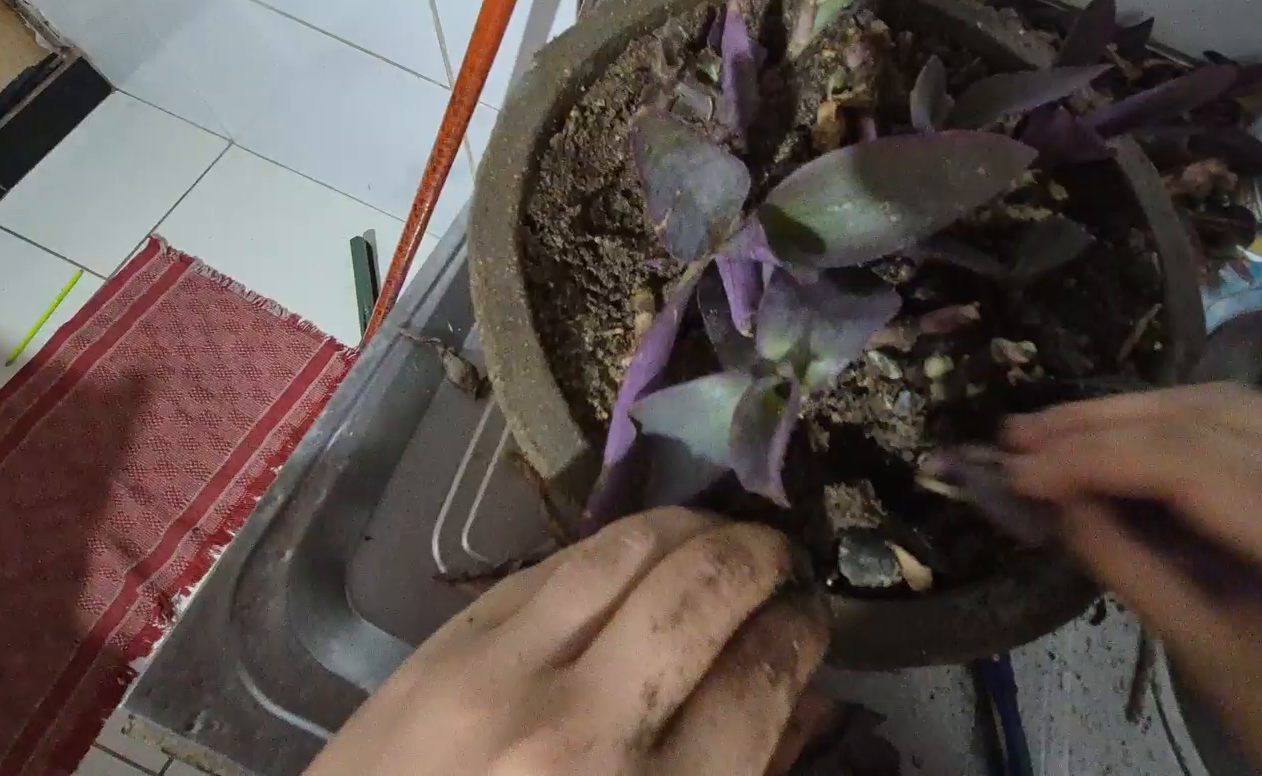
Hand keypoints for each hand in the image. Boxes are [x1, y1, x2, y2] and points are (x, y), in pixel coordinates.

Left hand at [305, 507, 829, 775]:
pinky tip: (648, 550)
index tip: (810, 614)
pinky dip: (624, 544)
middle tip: (781, 558)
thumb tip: (804, 695)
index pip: (756, 685)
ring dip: (699, 526)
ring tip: (725, 534)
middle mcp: (577, 735)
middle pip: (702, 593)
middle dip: (761, 558)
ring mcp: (503, 674)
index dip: (798, 634)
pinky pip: (563, 557)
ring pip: (633, 547)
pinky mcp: (451, 639)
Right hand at [1000, 384, 1261, 775]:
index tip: (1016, 468)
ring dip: (1139, 417)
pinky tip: (1132, 443)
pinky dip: (1187, 433)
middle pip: (1217, 417)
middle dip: (1104, 424)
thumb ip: (1129, 566)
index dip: (1091, 457)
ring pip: (1238, 407)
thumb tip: (1048, 494)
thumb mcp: (1221, 668)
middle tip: (1021, 435)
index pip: (1198, 465)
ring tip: (1060, 433)